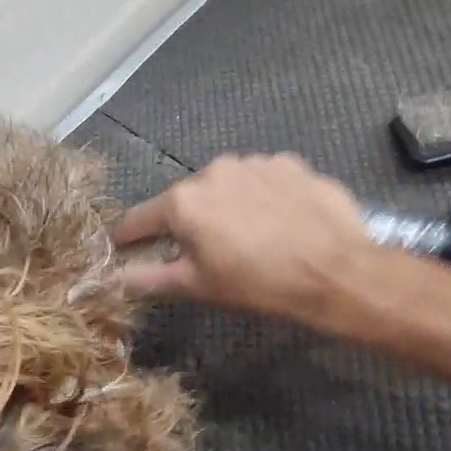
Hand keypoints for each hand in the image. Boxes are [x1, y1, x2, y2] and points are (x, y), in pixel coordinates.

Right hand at [112, 153, 384, 329]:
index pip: (141, 218)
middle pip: (188, 199)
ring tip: (249, 238)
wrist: (335, 271)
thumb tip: (115, 278)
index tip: (122, 247)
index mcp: (184, 201)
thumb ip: (149, 279)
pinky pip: (264, 182)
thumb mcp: (197, 287)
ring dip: (228, 208)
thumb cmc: (257, 283)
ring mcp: (256, 163)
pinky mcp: (292, 165)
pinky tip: (279, 224)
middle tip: (204, 253)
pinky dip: (263, 200)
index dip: (129, 236)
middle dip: (189, 223)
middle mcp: (214, 171)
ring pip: (228, 187)